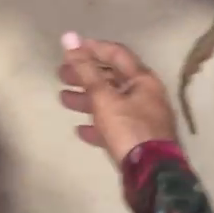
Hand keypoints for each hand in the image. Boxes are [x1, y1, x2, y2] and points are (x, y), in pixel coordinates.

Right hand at [57, 31, 178, 163]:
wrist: (152, 177)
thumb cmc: (127, 127)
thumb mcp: (102, 95)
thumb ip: (85, 67)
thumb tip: (68, 36)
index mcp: (142, 80)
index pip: (116, 53)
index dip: (92, 48)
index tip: (69, 49)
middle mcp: (146, 96)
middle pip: (111, 78)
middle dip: (84, 76)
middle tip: (61, 75)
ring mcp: (144, 120)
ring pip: (111, 102)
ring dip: (86, 99)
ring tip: (64, 100)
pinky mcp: (139, 141)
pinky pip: (115, 126)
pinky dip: (98, 124)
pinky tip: (81, 129)